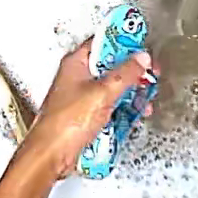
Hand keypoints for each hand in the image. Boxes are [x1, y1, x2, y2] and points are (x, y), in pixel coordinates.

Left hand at [14, 39, 154, 180]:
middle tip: (148, 74)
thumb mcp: (103, 93)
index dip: (125, 42)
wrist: (50, 157)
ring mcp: (81, 95)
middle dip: (132, 71)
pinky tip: (133, 114)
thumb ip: (126, 73)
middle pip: (110, 64)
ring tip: (144, 97)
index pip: (104, 41)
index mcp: (76, 62)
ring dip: (130, 91)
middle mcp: (77, 75)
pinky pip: (108, 104)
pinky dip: (122, 107)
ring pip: (111, 85)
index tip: (142, 46)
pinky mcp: (85, 114)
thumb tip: (141, 58)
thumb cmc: (64, 124)